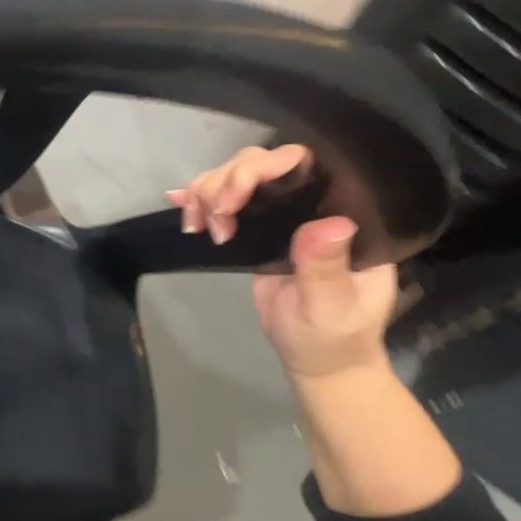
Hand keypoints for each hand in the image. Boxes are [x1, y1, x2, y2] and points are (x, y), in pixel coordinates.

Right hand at [171, 146, 396, 378]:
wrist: (316, 358)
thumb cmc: (336, 336)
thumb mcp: (334, 308)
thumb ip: (326, 267)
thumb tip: (331, 223)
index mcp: (342, 211)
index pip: (304, 164)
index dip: (264, 167)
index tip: (233, 197)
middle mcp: (311, 201)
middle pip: (261, 162)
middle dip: (226, 182)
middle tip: (215, 221)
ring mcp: (281, 211)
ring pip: (236, 176)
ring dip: (207, 192)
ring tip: (198, 227)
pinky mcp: (255, 226)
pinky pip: (224, 200)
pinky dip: (197, 198)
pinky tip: (178, 202)